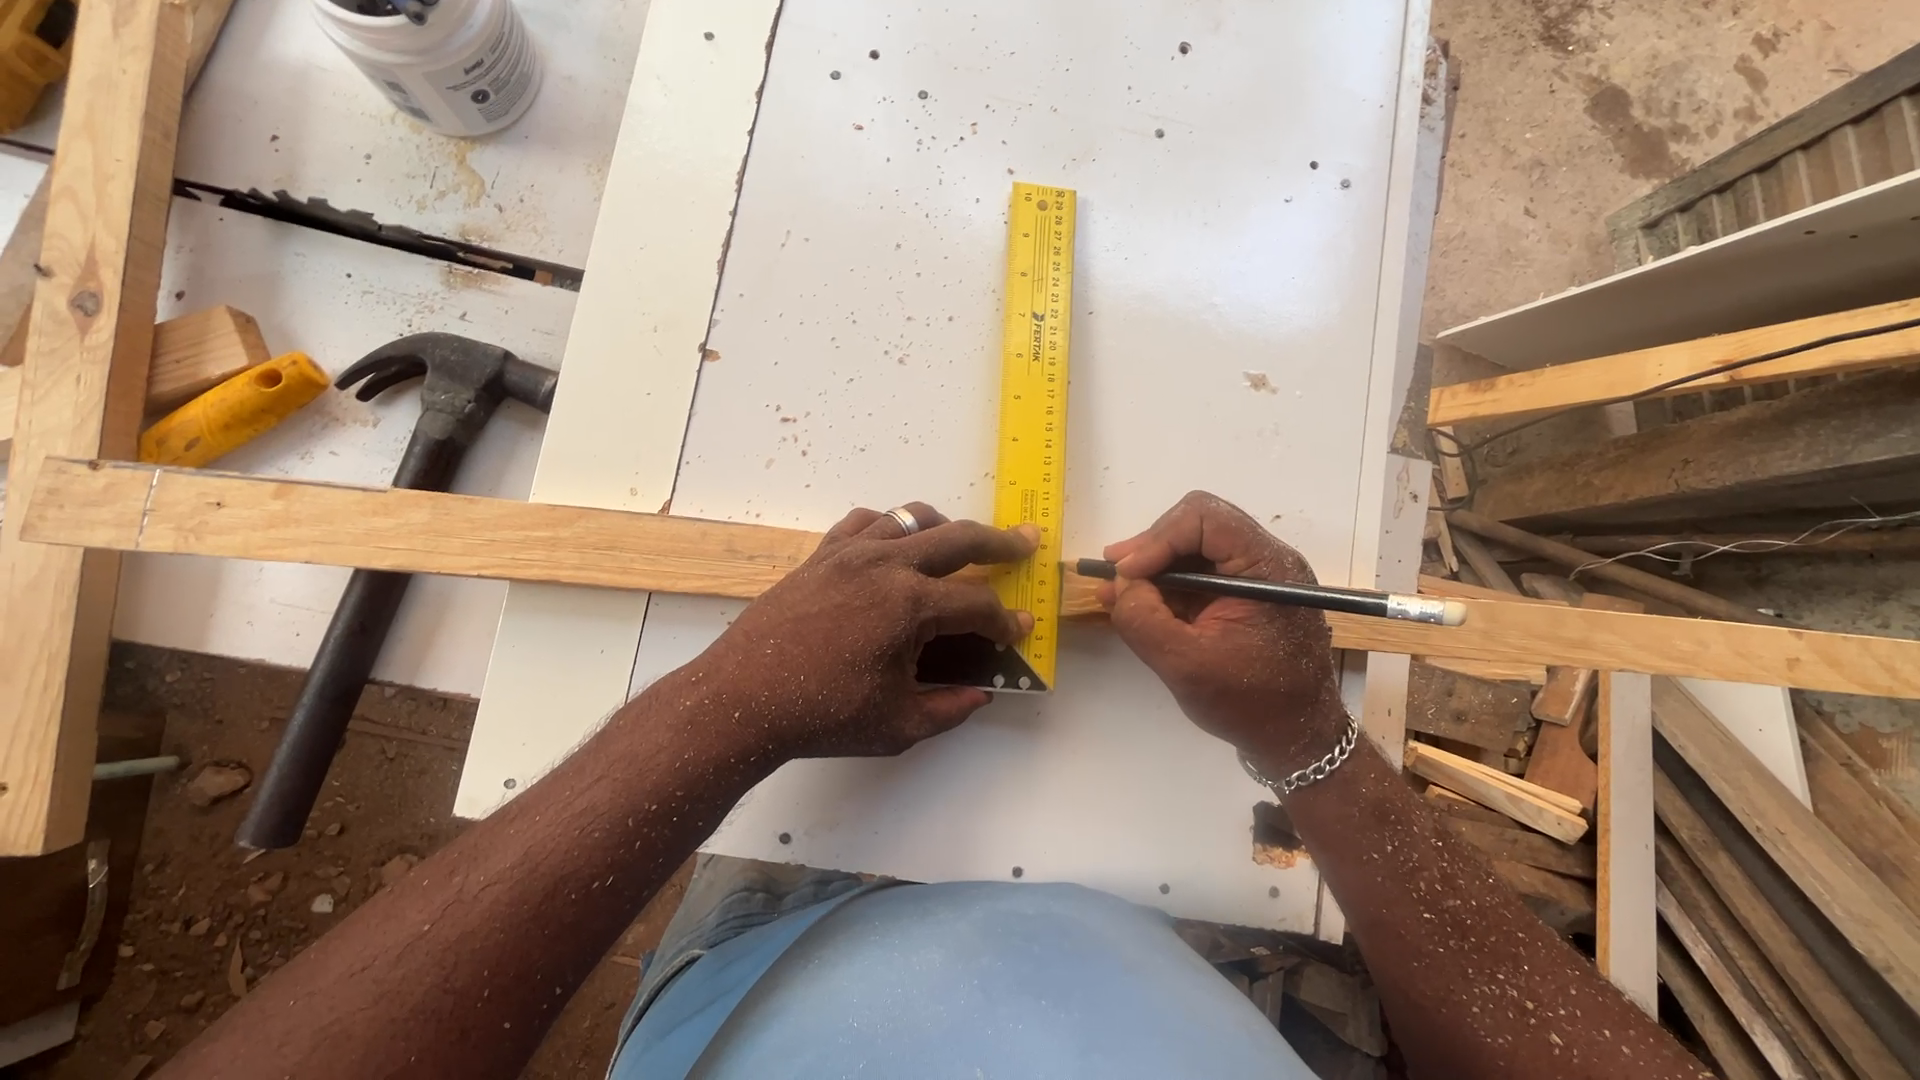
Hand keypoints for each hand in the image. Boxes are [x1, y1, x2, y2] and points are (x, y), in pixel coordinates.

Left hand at [682, 503, 1037, 760]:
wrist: (741, 699)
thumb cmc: (821, 715)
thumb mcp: (898, 724)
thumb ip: (948, 709)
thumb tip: (978, 695)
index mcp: (909, 605)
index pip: (977, 605)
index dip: (1005, 622)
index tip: (1018, 632)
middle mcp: (885, 565)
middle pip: (958, 538)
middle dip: (1000, 542)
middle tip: (1025, 541)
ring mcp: (849, 554)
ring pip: (910, 518)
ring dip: (945, 526)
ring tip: (962, 540)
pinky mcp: (820, 556)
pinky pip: (863, 522)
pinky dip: (888, 525)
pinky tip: (894, 541)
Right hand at [1100, 491, 1348, 775]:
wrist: (1294, 740)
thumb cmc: (1250, 705)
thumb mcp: (1186, 665)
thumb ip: (1144, 619)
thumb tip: (1120, 582)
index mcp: (1267, 568)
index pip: (1204, 519)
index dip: (1157, 538)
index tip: (1127, 573)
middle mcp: (1266, 561)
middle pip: (1197, 526)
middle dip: (1151, 549)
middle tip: (1113, 574)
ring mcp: (1256, 578)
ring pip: (1194, 549)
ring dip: (1154, 568)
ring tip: (1116, 592)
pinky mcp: (1243, 597)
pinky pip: (1198, 575)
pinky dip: (1165, 586)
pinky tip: (1134, 603)